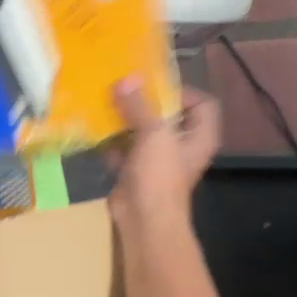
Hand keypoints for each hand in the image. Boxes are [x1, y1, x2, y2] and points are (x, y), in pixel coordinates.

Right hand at [107, 80, 218, 234]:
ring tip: (105, 107)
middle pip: (167, 115)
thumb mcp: (153, 134)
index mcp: (200, 135)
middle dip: (144, 104)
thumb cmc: (159, 175)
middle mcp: (182, 145)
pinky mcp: (136, 171)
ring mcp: (158, 159)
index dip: (181, 92)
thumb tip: (127, 79)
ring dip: (124, 121)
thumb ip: (139, 106)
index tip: (154, 88)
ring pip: (142, 132)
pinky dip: (111, 141)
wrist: (143, 218)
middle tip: (122, 92)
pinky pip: (124, 149)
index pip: (201, 102)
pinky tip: (95, 132)